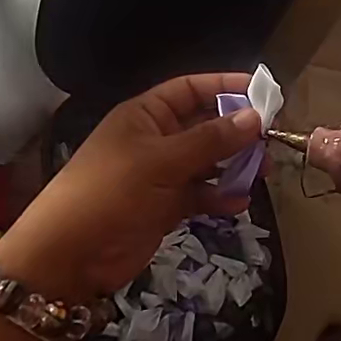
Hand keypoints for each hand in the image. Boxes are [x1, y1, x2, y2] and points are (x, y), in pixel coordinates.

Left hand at [0, 73, 262, 299]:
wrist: (70, 254)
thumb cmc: (111, 191)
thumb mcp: (162, 160)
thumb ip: (210, 140)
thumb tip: (255, 116)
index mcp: (146, 114)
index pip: (190, 89)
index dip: (224, 86)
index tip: (262, 92)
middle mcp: (155, 138)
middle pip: (204, 125)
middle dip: (236, 131)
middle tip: (270, 140)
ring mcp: (160, 174)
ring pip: (207, 161)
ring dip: (233, 165)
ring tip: (263, 173)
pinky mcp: (164, 206)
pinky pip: (200, 194)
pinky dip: (219, 196)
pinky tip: (238, 204)